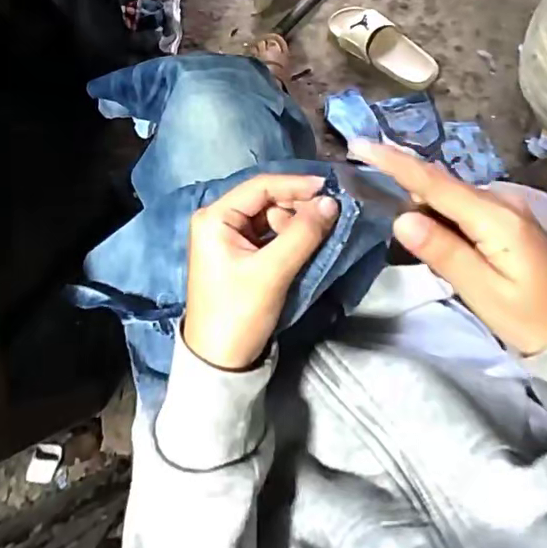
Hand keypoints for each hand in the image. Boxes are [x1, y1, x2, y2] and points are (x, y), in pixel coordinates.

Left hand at [182, 173, 339, 369]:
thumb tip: (332, 202)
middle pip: (267, 199)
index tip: (329, 188)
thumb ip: (302, 234)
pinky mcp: (241, 253)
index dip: (296, 184)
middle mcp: (218, 220)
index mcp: (214, 217)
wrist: (220, 362)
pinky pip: (271, 234)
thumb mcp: (272, 272)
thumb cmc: (239, 313)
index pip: (260, 186)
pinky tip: (310, 240)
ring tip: (321, 232)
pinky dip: (291, 235)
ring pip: (271, 216)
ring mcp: (229, 237)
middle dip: (298, 205)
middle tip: (330, 214)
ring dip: (297, 221)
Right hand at [350, 138, 546, 354]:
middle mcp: (501, 200)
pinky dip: (437, 208)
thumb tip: (403, 218)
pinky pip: (462, 205)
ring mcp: (506, 207)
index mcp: (495, 217)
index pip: (435, 183)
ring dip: (417, 194)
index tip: (360, 145)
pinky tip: (423, 220)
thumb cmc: (535, 319)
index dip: (395, 162)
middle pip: (440, 182)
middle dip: (400, 175)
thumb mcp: (485, 293)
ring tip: (383, 196)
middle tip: (361, 175)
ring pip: (450, 193)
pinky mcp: (506, 218)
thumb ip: (445, 252)